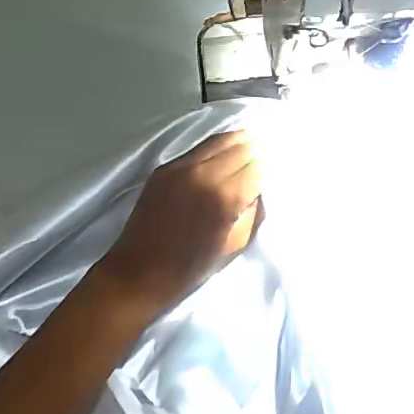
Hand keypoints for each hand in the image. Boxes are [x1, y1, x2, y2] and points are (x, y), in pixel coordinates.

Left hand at [91, 130, 261, 315]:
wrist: (139, 272)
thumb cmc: (192, 267)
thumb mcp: (236, 244)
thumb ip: (253, 211)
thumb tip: (258, 188)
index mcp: (225, 197)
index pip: (258, 166)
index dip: (268, 166)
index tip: (274, 169)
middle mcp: (204, 174)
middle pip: (240, 147)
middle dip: (255, 151)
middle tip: (264, 154)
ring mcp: (180, 167)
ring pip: (218, 141)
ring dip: (237, 142)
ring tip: (249, 143)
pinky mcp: (164, 168)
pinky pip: (198, 149)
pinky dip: (215, 147)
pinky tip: (222, 152)